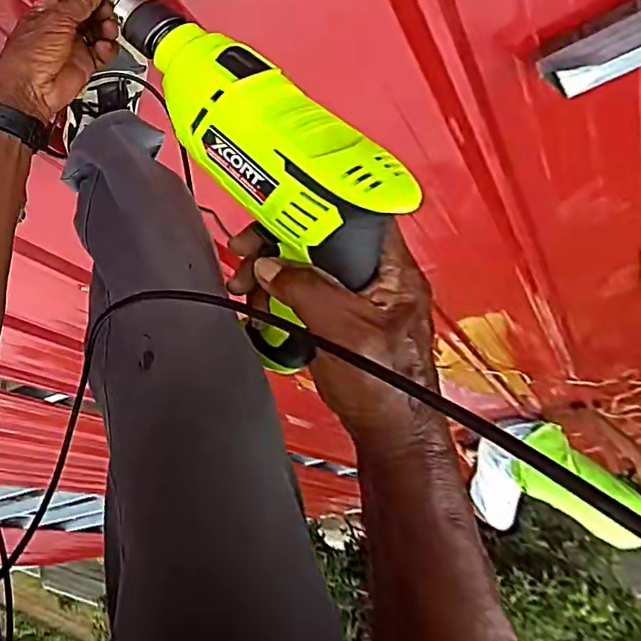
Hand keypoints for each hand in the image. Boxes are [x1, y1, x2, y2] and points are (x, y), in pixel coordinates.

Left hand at [0, 0, 120, 121]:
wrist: (28, 93)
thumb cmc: (27, 59)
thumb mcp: (57, 20)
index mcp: (50, 11)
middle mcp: (62, 27)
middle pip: (92, 10)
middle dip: (105, 7)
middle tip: (111, 7)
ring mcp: (74, 45)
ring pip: (100, 29)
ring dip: (108, 27)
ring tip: (107, 28)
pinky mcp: (84, 63)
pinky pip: (103, 51)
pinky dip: (107, 48)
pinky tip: (103, 47)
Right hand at [227, 219, 437, 430]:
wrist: (387, 435)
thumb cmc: (391, 393)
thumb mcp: (346, 332)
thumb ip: (307, 290)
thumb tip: (272, 265)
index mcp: (392, 273)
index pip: (354, 216)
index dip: (316, 205)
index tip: (279, 206)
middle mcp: (372, 278)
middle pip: (318, 236)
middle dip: (277, 241)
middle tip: (247, 249)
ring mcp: (352, 296)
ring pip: (301, 262)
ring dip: (268, 270)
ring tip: (248, 286)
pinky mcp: (333, 313)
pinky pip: (296, 289)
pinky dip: (273, 292)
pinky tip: (262, 305)